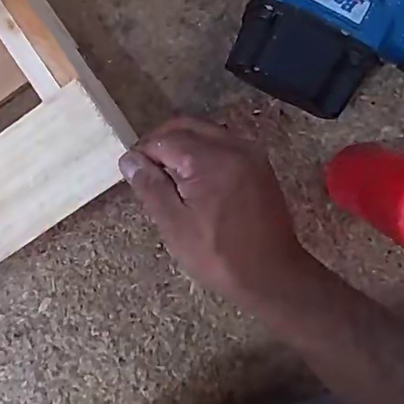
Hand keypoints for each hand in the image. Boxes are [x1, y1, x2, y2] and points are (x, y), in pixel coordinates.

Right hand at [119, 117, 323, 303]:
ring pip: (205, 132)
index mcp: (211, 159)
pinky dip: (203, 152)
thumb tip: (129, 159)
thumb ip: (150, 186)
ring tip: (167, 176)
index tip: (132, 173)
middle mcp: (233, 147)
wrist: (273, 276)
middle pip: (186, 126)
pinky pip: (223, 145)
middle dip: (160, 142)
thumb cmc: (220, 256)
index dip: (143, 153)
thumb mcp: (175, 225)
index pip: (164, 139)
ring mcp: (250, 154)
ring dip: (182, 145)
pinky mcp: (259, 167)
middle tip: (145, 169)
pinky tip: (194, 180)